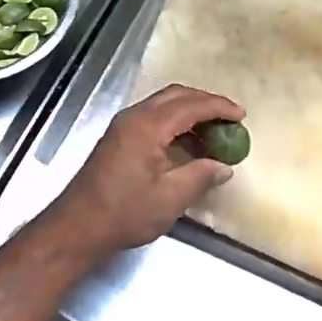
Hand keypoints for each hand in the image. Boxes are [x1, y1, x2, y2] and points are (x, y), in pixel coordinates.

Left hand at [39, 84, 244, 263]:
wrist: (80, 224)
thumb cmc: (125, 212)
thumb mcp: (170, 197)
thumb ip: (200, 176)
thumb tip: (224, 166)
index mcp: (147, 125)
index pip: (189, 105)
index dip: (218, 107)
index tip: (241, 115)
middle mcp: (133, 117)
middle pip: (175, 96)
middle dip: (205, 103)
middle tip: (230, 119)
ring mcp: (123, 125)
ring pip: (163, 105)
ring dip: (190, 112)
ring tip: (215, 132)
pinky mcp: (119, 137)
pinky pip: (153, 117)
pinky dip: (175, 122)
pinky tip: (189, 143)